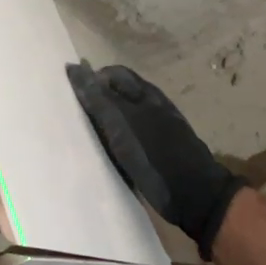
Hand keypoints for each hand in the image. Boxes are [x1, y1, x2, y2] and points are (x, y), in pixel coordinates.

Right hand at [66, 62, 245, 258]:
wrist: (196, 196)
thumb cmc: (156, 158)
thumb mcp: (122, 126)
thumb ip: (99, 100)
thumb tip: (74, 69)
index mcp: (145, 93)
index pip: (112, 74)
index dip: (91, 79)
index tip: (70, 96)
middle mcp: (154, 104)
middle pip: (120, 92)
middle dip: (99, 97)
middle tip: (77, 114)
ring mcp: (162, 126)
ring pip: (128, 112)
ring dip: (109, 116)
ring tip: (90, 131)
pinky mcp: (164, 148)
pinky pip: (135, 132)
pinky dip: (120, 135)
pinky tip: (113, 149)